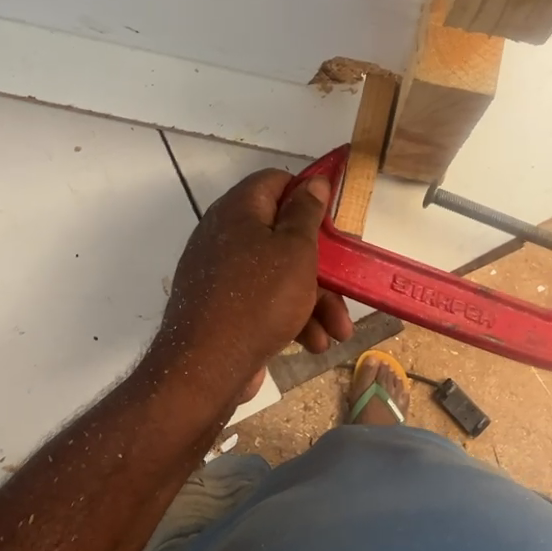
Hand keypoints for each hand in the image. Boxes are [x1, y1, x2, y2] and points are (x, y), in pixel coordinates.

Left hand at [146, 169, 353, 400]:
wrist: (205, 369)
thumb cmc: (259, 299)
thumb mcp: (296, 250)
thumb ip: (307, 212)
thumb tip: (315, 180)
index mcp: (239, 209)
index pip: (277, 181)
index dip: (308, 195)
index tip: (334, 220)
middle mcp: (226, 234)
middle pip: (284, 235)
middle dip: (322, 266)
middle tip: (346, 287)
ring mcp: (222, 273)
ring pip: (279, 273)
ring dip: (314, 300)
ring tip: (338, 332)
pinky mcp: (222, 307)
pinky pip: (264, 300)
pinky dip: (290, 317)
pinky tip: (312, 343)